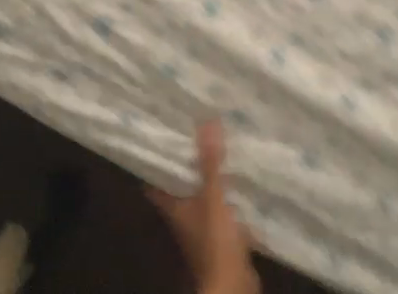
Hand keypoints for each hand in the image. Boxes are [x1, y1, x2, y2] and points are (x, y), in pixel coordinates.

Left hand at [147, 119, 259, 293]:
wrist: (232, 285)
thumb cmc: (214, 241)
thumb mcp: (213, 197)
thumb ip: (210, 163)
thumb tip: (206, 120)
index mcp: (173, 207)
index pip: (155, 181)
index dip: (156, 160)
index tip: (162, 135)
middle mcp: (183, 216)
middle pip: (180, 186)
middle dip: (188, 163)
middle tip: (197, 134)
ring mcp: (202, 228)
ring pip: (202, 196)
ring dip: (210, 177)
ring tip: (222, 149)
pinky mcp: (222, 236)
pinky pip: (222, 208)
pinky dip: (229, 195)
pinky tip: (243, 181)